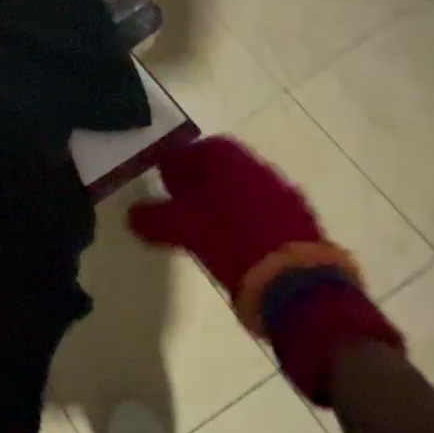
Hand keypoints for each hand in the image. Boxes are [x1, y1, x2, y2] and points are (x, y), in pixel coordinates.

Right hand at [128, 135, 401, 405]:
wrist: (297, 284)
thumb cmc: (231, 240)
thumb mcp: (182, 229)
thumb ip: (154, 219)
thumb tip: (131, 214)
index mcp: (230, 161)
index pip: (201, 148)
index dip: (181, 162)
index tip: (165, 180)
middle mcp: (259, 170)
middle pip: (224, 168)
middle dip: (201, 182)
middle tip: (181, 203)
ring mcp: (285, 196)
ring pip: (245, 191)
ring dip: (224, 203)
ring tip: (207, 227)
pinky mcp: (302, 225)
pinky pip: (264, 214)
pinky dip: (246, 222)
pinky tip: (236, 244)